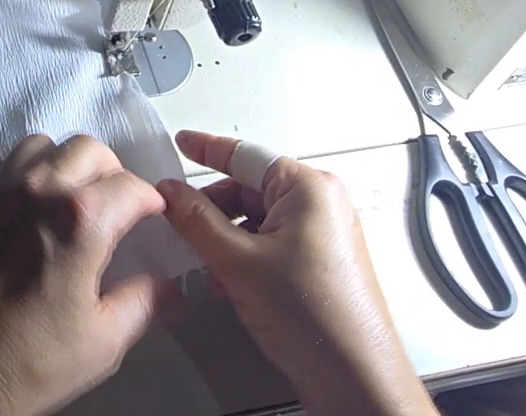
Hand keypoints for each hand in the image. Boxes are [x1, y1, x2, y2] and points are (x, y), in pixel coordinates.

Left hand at [0, 134, 168, 414]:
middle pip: (88, 148)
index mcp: (81, 220)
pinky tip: (20, 201)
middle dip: (110, 170)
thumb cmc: (27, 362)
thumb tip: (172, 287)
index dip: (148, 199)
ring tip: (67, 195)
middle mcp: (39, 188)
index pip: (130, 186)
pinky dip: (14, 170)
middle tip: (114, 202)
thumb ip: (143, 302)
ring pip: (41, 145)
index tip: (151, 214)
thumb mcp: (102, 341)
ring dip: (62, 163)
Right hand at [158, 131, 436, 415]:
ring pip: (257, 218)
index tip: (181, 142)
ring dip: (226, 237)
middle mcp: (320, 203)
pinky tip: (228, 279)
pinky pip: (272, 240)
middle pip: (248, 189)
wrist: (357, 384)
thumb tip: (168, 190)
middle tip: (178, 221)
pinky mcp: (322, 261)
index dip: (206, 148)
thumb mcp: (238, 262)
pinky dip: (245, 253)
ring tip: (206, 263)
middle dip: (212, 209)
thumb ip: (195, 220)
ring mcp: (324, 233)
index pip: (244, 155)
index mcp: (308, 188)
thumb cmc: (311, 317)